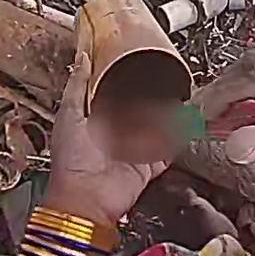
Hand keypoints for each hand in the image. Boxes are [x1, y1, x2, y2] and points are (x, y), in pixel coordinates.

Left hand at [42, 50, 170, 225]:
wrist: (85, 197)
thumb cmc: (72, 159)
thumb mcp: (70, 114)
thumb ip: (77, 86)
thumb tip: (81, 57)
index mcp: (97, 119)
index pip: (116, 95)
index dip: (128, 83)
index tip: (141, 66)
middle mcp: (117, 133)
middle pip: (140, 111)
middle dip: (152, 99)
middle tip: (167, 82)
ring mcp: (134, 150)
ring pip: (156, 128)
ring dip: (167, 116)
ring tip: (180, 100)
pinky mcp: (148, 166)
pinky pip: (166, 151)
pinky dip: (175, 141)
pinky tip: (184, 126)